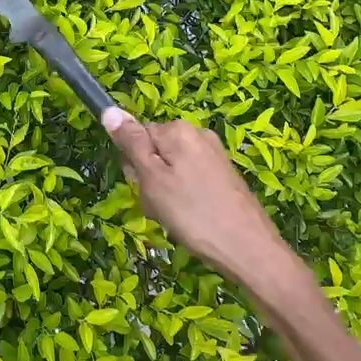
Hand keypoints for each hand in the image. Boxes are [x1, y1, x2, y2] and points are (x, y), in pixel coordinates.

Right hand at [101, 108, 294, 289]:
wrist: (250, 249)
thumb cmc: (193, 213)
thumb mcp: (153, 178)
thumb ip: (131, 143)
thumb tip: (110, 110)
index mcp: (178, 130)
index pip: (136, 136)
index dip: (133, 165)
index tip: (143, 188)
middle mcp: (198, 134)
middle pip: (155, 151)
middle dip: (150, 179)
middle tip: (159, 205)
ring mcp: (215, 155)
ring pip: (172, 169)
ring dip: (166, 192)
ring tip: (176, 217)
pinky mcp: (225, 175)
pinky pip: (191, 180)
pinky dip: (185, 198)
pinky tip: (192, 219)